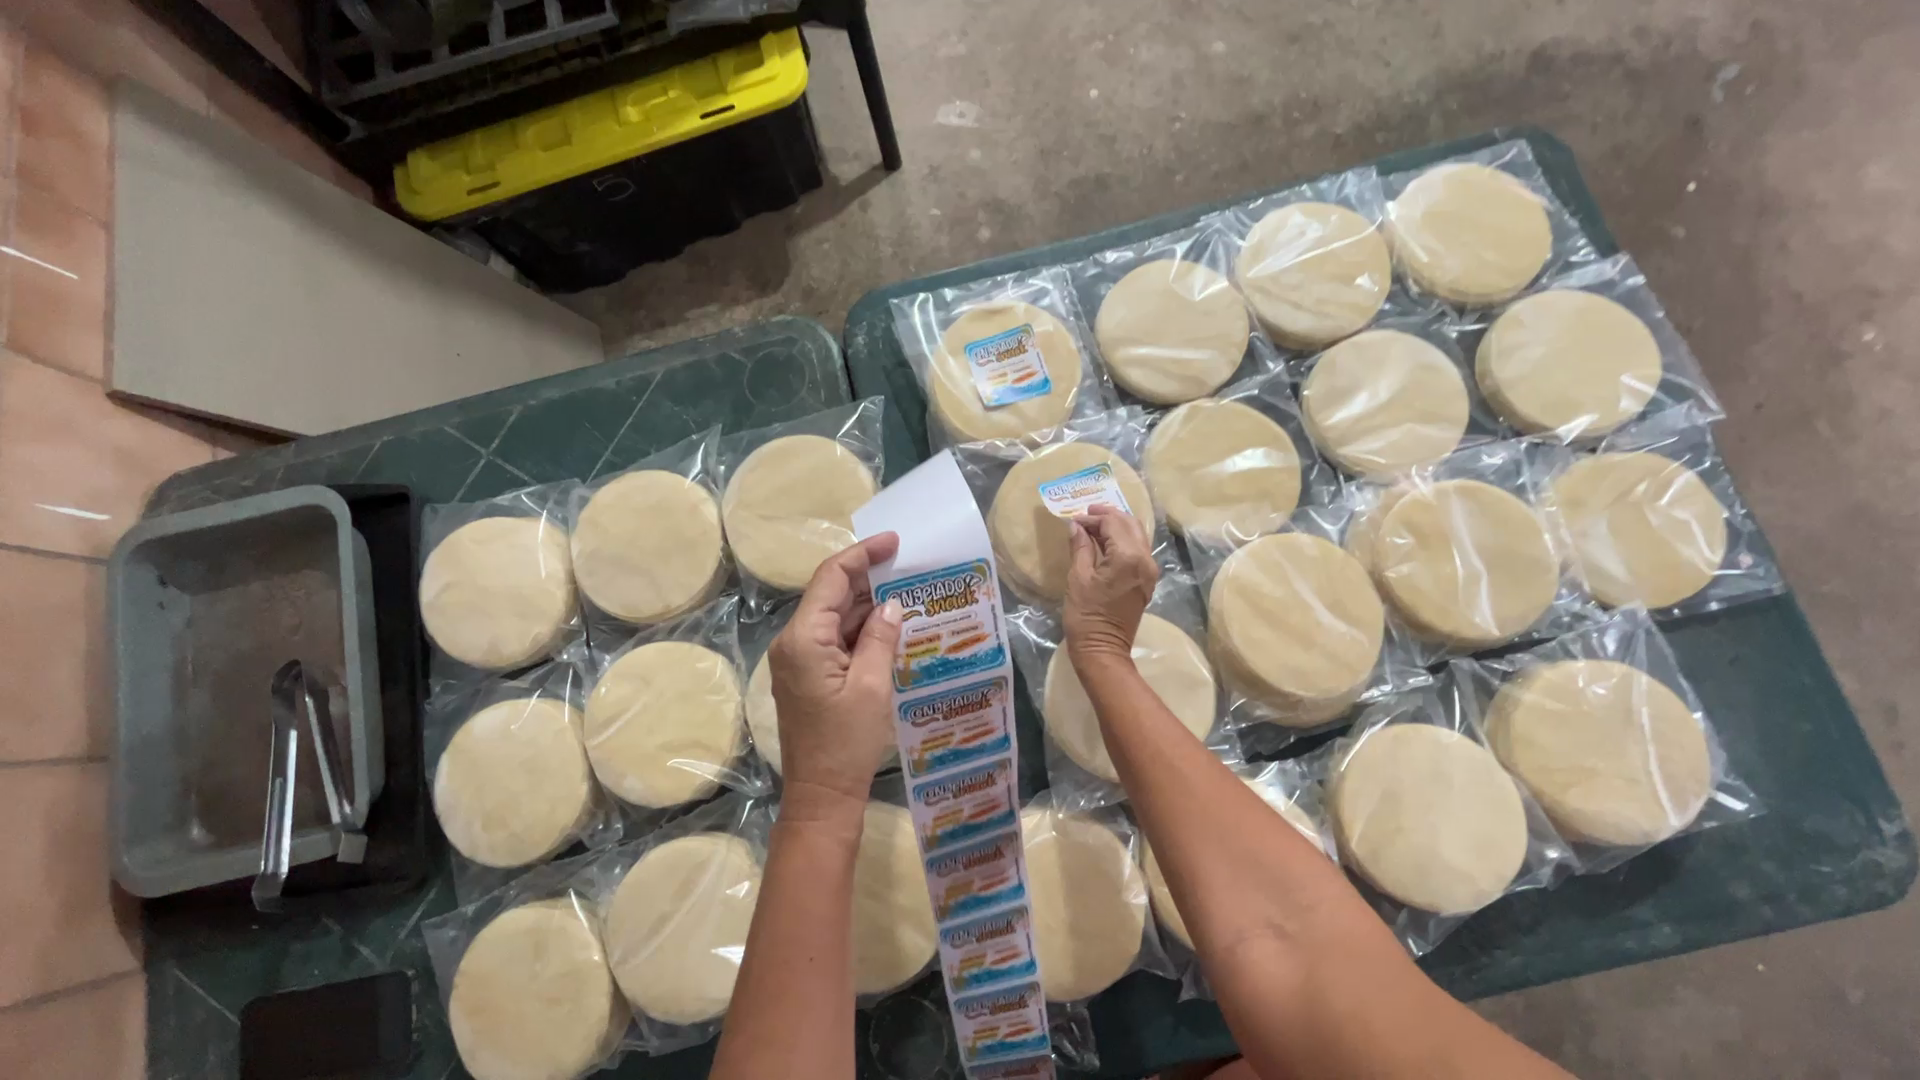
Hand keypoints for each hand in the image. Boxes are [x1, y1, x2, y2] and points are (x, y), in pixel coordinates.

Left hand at [767, 533, 903, 823]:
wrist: (821, 796)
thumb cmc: (847, 743)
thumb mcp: (873, 687)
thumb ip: (881, 638)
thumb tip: (892, 604)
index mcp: (803, 639)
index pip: (831, 578)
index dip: (862, 555)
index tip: (894, 541)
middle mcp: (793, 642)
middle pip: (830, 593)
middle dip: (868, 576)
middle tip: (909, 565)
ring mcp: (798, 659)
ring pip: (834, 616)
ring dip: (867, 603)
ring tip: (908, 589)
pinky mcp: (808, 675)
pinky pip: (835, 639)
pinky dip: (861, 629)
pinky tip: (891, 625)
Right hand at [1064, 504, 1158, 668]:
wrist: (1103, 650)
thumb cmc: (1086, 615)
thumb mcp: (1078, 578)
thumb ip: (1080, 547)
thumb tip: (1076, 526)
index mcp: (1129, 558)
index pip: (1112, 524)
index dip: (1092, 519)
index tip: (1073, 521)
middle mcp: (1145, 560)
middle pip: (1130, 524)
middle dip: (1108, 517)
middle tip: (1086, 517)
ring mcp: (1150, 571)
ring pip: (1137, 536)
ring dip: (1117, 527)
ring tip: (1094, 528)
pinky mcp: (1147, 581)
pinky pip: (1138, 550)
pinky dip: (1123, 541)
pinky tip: (1105, 544)